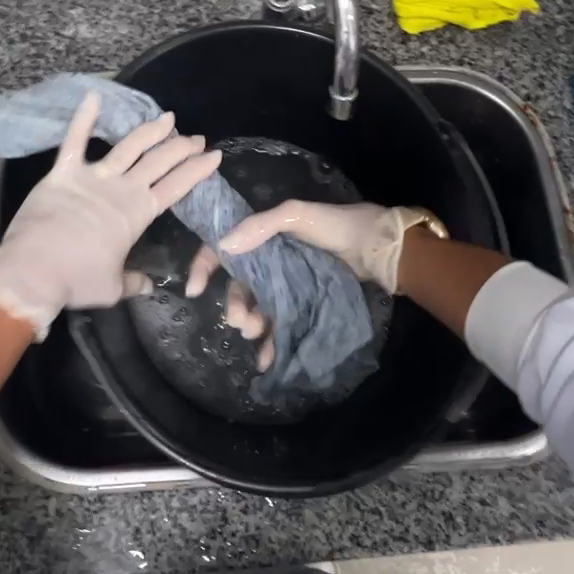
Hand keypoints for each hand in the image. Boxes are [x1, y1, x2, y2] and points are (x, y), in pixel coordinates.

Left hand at [0, 92, 221, 338]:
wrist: (32, 272)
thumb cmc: (75, 281)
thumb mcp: (112, 288)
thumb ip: (133, 281)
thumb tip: (148, 285)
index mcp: (138, 213)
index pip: (176, 186)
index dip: (196, 170)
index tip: (214, 156)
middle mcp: (122, 188)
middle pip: (159, 161)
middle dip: (181, 147)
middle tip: (197, 138)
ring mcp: (93, 176)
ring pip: (129, 146)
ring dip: (150, 130)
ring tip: (167, 118)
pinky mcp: (63, 172)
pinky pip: (75, 140)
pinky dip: (83, 118)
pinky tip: (93, 96)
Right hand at [182, 201, 444, 371]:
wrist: (380, 249)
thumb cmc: (337, 226)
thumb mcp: (297, 215)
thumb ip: (260, 226)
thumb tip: (225, 245)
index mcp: (265, 235)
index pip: (224, 249)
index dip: (204, 266)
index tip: (193, 290)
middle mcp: (272, 260)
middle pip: (238, 286)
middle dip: (233, 305)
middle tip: (240, 322)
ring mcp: (288, 284)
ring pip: (257, 308)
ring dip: (250, 324)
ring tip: (255, 335)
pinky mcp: (304, 303)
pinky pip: (280, 324)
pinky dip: (271, 342)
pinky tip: (268, 358)